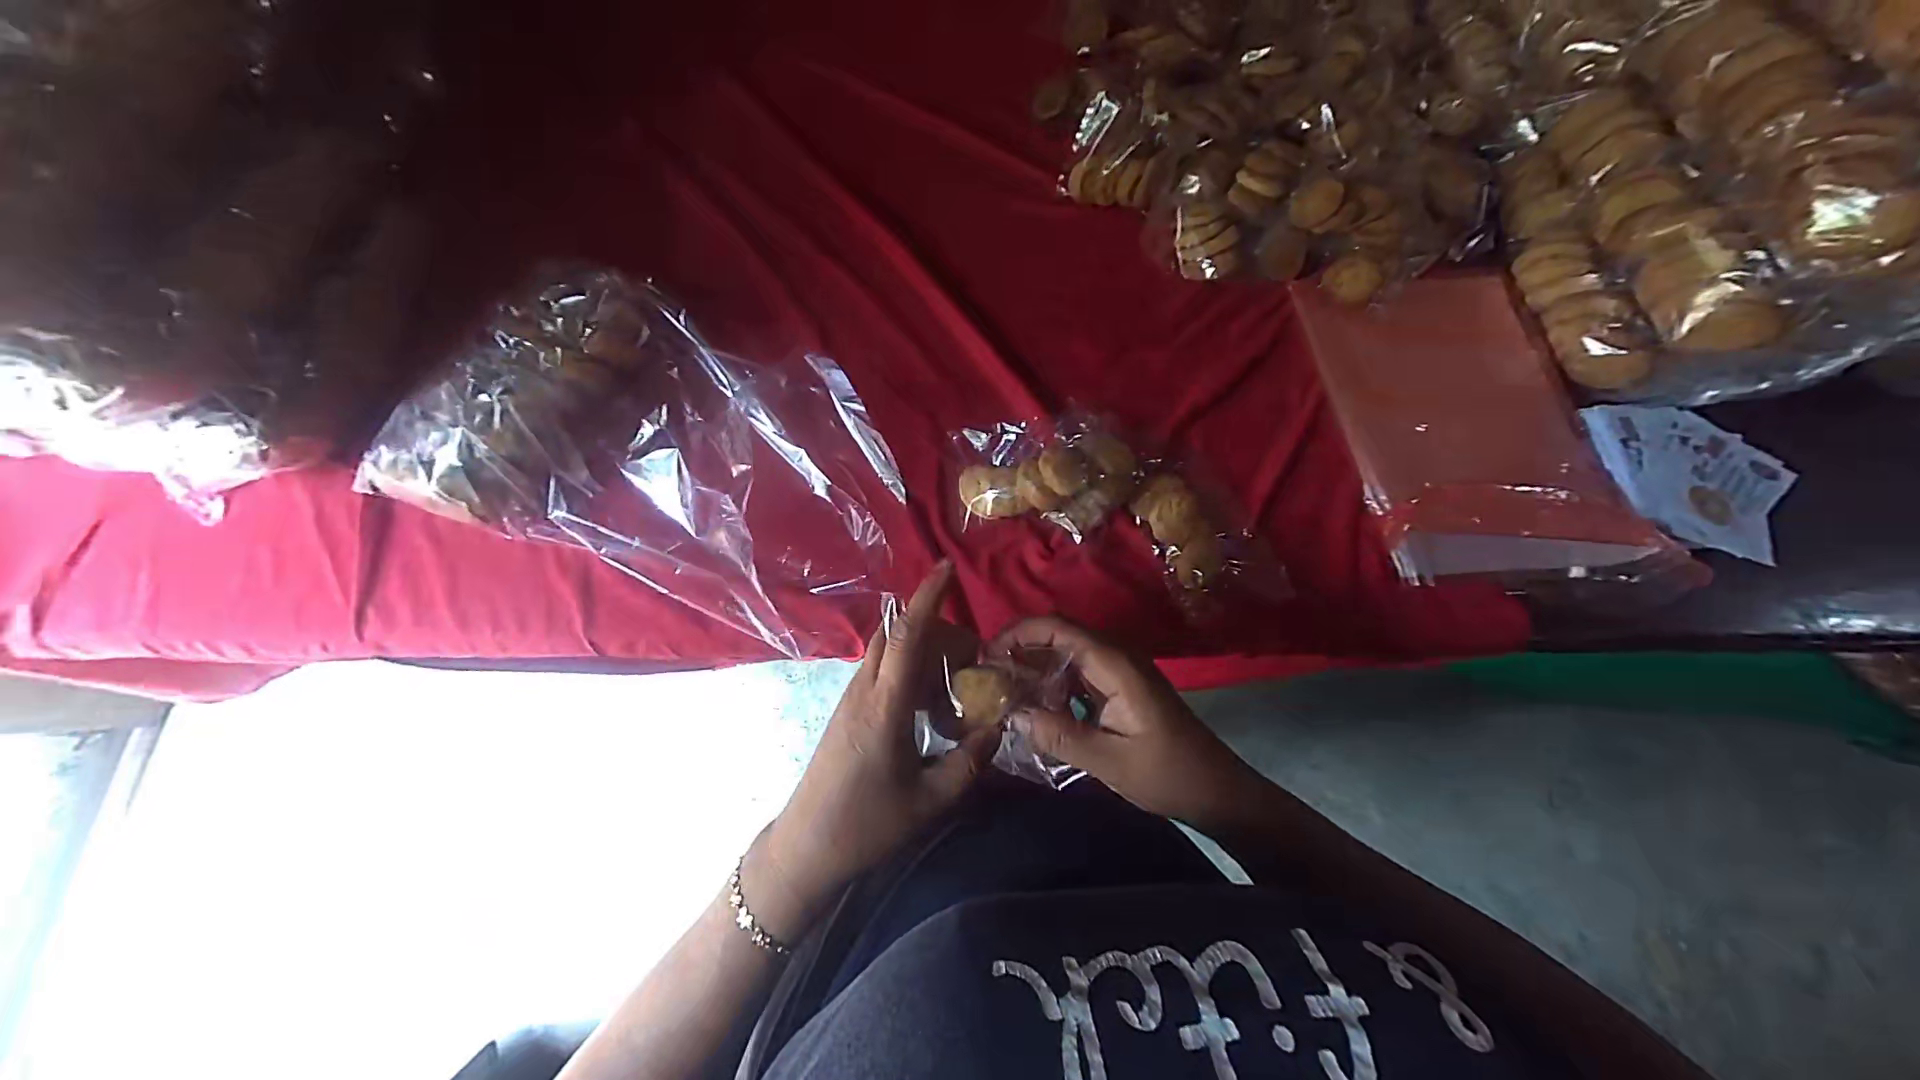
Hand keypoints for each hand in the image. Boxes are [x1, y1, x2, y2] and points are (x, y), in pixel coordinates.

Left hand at [749, 562, 998, 940]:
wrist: (806, 847)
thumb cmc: (867, 825)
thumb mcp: (930, 801)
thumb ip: (969, 762)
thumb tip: (997, 728)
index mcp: (885, 707)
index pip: (907, 636)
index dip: (927, 597)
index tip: (946, 568)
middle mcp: (864, 691)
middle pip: (898, 632)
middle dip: (938, 628)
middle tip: (973, 660)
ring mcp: (851, 698)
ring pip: (889, 649)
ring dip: (924, 652)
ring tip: (955, 687)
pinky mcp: (847, 709)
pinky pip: (882, 670)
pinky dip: (910, 671)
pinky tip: (929, 709)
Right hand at [992, 617, 1277, 834]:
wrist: (1217, 790)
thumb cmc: (1168, 774)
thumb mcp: (1109, 761)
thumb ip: (1059, 735)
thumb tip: (1011, 714)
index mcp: (1116, 665)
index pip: (1059, 628)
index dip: (1019, 634)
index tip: (986, 654)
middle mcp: (1116, 658)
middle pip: (1059, 635)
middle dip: (1020, 648)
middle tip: (987, 674)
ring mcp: (1119, 672)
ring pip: (1067, 654)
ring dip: (1035, 666)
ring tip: (1002, 690)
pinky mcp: (1120, 689)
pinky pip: (1078, 673)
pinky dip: (1052, 683)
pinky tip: (1034, 706)